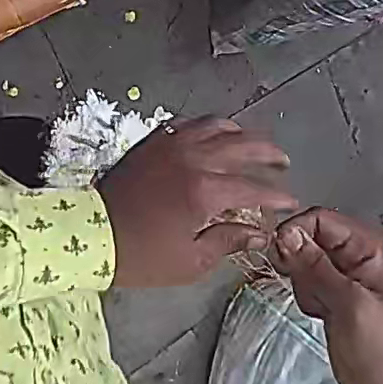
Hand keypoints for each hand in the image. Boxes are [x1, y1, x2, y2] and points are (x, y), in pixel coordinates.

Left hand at [96, 116, 296, 287]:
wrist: (93, 234)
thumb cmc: (143, 255)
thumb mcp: (191, 260)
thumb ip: (228, 241)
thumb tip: (258, 233)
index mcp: (206, 191)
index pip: (254, 188)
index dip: (276, 195)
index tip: (289, 201)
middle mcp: (195, 159)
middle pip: (244, 146)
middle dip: (269, 153)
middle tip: (282, 162)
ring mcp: (174, 144)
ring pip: (219, 126)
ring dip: (242, 133)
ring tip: (253, 142)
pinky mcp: (157, 140)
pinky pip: (191, 123)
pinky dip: (210, 127)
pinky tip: (216, 135)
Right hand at [269, 208, 382, 383]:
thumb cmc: (381, 357)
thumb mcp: (348, 306)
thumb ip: (315, 266)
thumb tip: (285, 232)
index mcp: (372, 247)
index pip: (321, 218)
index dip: (296, 232)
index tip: (280, 257)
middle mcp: (362, 255)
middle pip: (312, 238)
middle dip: (302, 264)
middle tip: (314, 295)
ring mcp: (351, 277)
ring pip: (307, 262)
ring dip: (306, 285)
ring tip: (324, 311)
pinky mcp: (339, 298)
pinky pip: (311, 284)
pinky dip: (309, 298)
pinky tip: (322, 317)